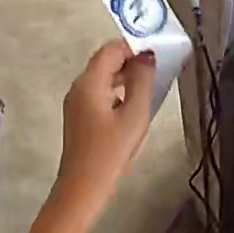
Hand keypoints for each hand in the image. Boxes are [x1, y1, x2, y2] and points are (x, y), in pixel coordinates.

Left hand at [53, 41, 156, 219]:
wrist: (84, 186)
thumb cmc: (111, 151)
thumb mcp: (134, 115)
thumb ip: (142, 82)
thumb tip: (146, 57)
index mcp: (89, 83)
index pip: (110, 50)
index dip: (133, 46)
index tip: (156, 52)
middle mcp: (78, 88)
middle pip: (104, 62)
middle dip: (130, 60)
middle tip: (157, 68)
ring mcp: (76, 103)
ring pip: (102, 78)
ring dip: (125, 76)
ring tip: (150, 85)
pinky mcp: (79, 117)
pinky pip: (99, 93)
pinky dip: (117, 90)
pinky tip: (133, 104)